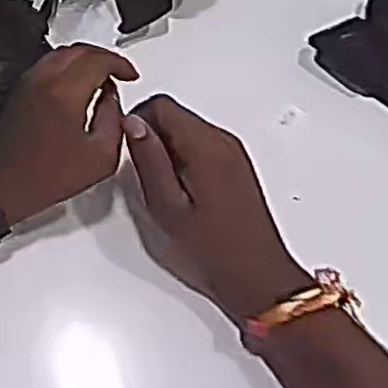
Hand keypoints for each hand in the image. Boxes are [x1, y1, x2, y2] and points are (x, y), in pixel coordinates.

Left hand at [0, 45, 137, 224]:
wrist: (8, 182)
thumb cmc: (48, 175)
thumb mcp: (101, 155)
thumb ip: (113, 118)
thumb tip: (112, 96)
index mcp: (63, 94)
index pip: (96, 60)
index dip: (119, 63)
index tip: (130, 74)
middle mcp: (41, 81)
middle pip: (77, 51)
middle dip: (104, 57)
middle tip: (120, 72)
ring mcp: (27, 83)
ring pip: (59, 54)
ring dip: (84, 59)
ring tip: (103, 76)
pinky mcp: (19, 90)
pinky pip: (46, 65)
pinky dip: (67, 66)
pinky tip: (79, 83)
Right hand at [125, 95, 311, 319]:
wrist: (259, 282)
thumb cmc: (213, 248)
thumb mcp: (165, 203)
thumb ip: (146, 156)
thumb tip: (130, 122)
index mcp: (206, 146)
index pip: (160, 105)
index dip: (135, 119)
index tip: (128, 145)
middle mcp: (223, 142)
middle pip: (172, 113)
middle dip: (149, 133)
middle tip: (141, 168)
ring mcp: (233, 154)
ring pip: (184, 126)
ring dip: (164, 144)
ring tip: (159, 182)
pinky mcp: (236, 166)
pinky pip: (198, 142)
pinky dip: (180, 153)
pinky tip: (178, 187)